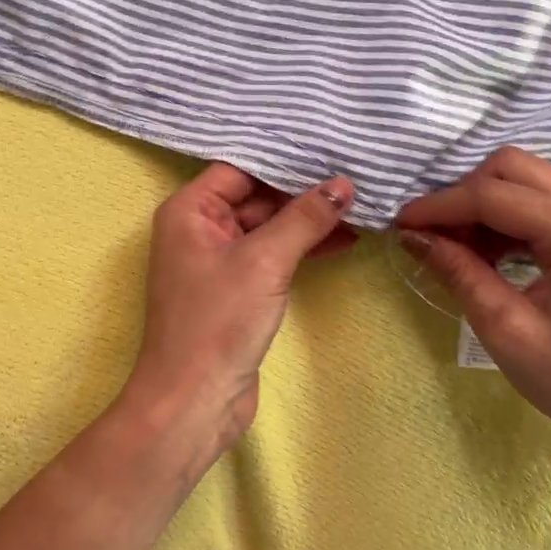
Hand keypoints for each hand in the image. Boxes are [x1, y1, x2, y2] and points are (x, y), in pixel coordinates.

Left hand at [126, 163, 356, 446]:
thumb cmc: (218, 322)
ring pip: (268, 228)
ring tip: (361, 209)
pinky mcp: (236, 291)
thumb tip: (343, 183)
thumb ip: (304, 218)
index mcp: (189, 211)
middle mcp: (198, 230)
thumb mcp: (264, 261)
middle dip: (303, 191)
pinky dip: (302, 249)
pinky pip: (271, 256)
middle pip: (256, 196)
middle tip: (357, 177)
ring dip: (308, 222)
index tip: (331, 150)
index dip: (284, 160)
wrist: (194, 399)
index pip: (240, 168)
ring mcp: (217, 262)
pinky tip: (344, 240)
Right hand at [394, 146, 550, 461]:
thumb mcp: (505, 328)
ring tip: (456, 249)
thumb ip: (458, 271)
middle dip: (463, 196)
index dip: (440, 205)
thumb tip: (412, 235)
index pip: (496, 195)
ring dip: (484, 206)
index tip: (400, 224)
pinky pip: (545, 202)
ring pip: (528, 180)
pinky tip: (488, 253)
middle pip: (514, 169)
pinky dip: (508, 219)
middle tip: (432, 237)